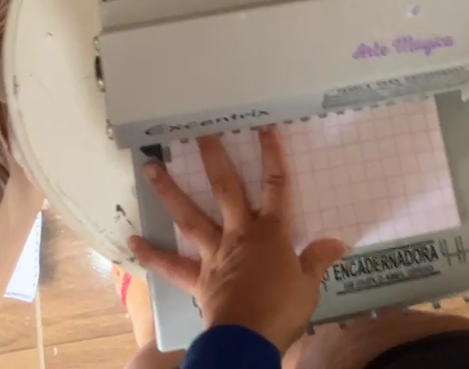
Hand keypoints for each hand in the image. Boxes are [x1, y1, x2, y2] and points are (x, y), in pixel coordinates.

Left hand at [129, 126, 348, 351]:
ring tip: (151, 167)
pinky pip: (173, 265)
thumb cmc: (282, 310)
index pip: (276, 186)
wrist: (249, 340)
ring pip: (190, 216)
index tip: (265, 128)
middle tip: (200, 131)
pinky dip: (152, 254)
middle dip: (214, 158)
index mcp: (271, 233)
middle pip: (226, 188)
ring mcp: (215, 253)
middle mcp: (240, 234)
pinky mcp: (199, 277)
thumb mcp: (309, 286)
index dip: (272, 156)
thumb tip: (337, 241)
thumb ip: (317, 260)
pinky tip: (132, 240)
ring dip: (170, 191)